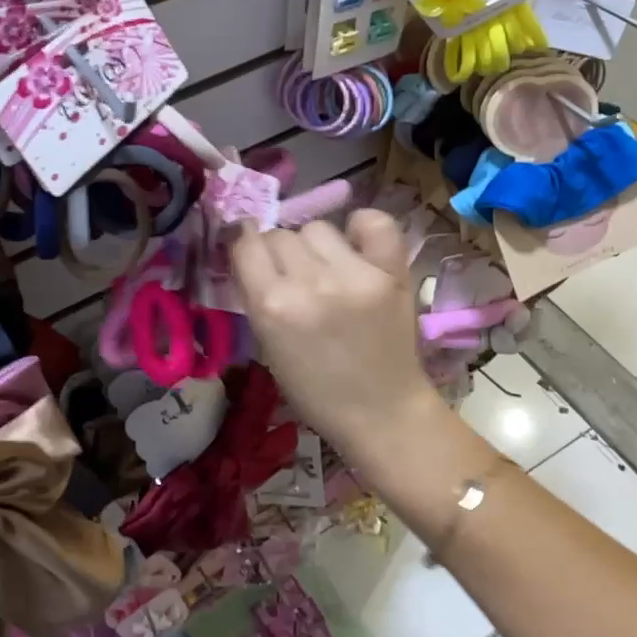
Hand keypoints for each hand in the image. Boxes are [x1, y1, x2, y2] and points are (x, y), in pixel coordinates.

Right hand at [230, 209, 442, 453]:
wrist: (381, 413)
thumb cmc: (316, 391)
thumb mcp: (268, 347)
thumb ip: (256, 297)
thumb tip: (248, 249)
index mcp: (273, 306)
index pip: (247, 243)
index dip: (246, 245)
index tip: (252, 253)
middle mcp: (310, 283)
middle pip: (281, 235)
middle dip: (280, 253)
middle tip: (294, 277)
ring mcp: (353, 275)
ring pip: (317, 227)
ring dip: (315, 245)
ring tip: (327, 271)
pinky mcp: (390, 273)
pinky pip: (373, 222)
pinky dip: (362, 229)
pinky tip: (358, 247)